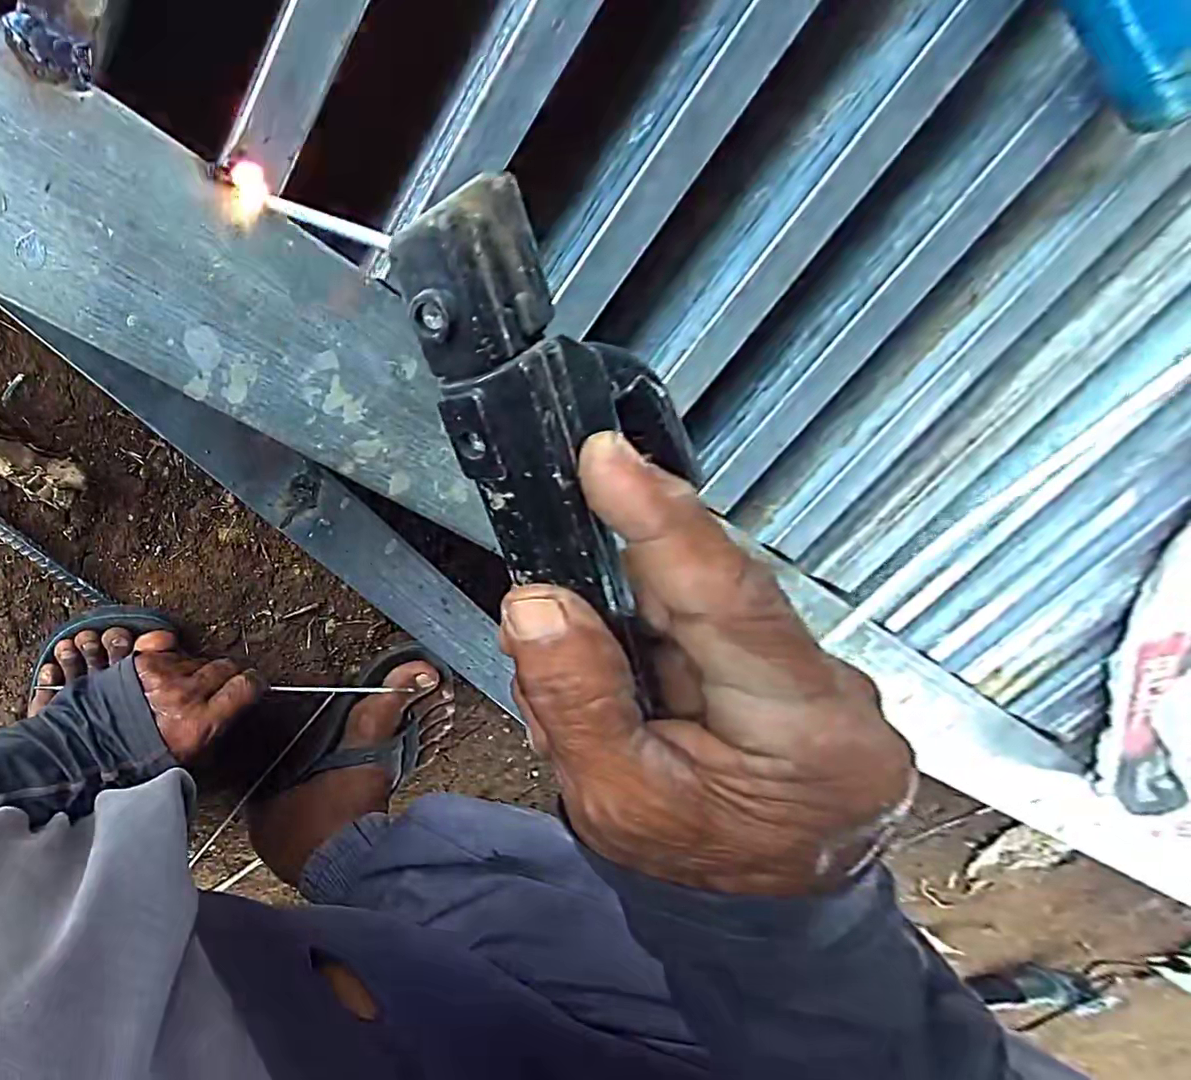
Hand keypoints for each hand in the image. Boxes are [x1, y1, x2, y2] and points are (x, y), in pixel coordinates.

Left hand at [136, 650, 264, 764]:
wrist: (100, 749)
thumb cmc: (145, 756)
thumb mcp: (194, 758)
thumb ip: (220, 729)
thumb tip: (242, 706)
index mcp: (201, 722)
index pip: (244, 686)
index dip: (253, 683)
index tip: (252, 684)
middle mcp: (185, 693)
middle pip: (224, 666)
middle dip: (226, 675)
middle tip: (216, 686)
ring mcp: (163, 673)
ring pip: (197, 657)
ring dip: (195, 668)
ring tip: (180, 686)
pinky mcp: (142, 660)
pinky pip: (166, 640)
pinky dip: (169, 648)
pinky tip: (167, 662)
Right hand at [499, 432, 915, 895]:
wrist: (738, 900)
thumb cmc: (684, 859)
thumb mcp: (610, 795)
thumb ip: (572, 697)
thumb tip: (533, 601)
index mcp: (806, 732)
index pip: (726, 600)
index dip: (659, 520)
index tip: (605, 456)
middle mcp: (825, 684)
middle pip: (694, 588)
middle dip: (600, 588)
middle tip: (541, 622)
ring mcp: (801, 668)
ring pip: (676, 598)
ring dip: (602, 624)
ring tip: (577, 704)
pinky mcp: (769, 660)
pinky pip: (677, 616)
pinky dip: (620, 634)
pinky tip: (603, 688)